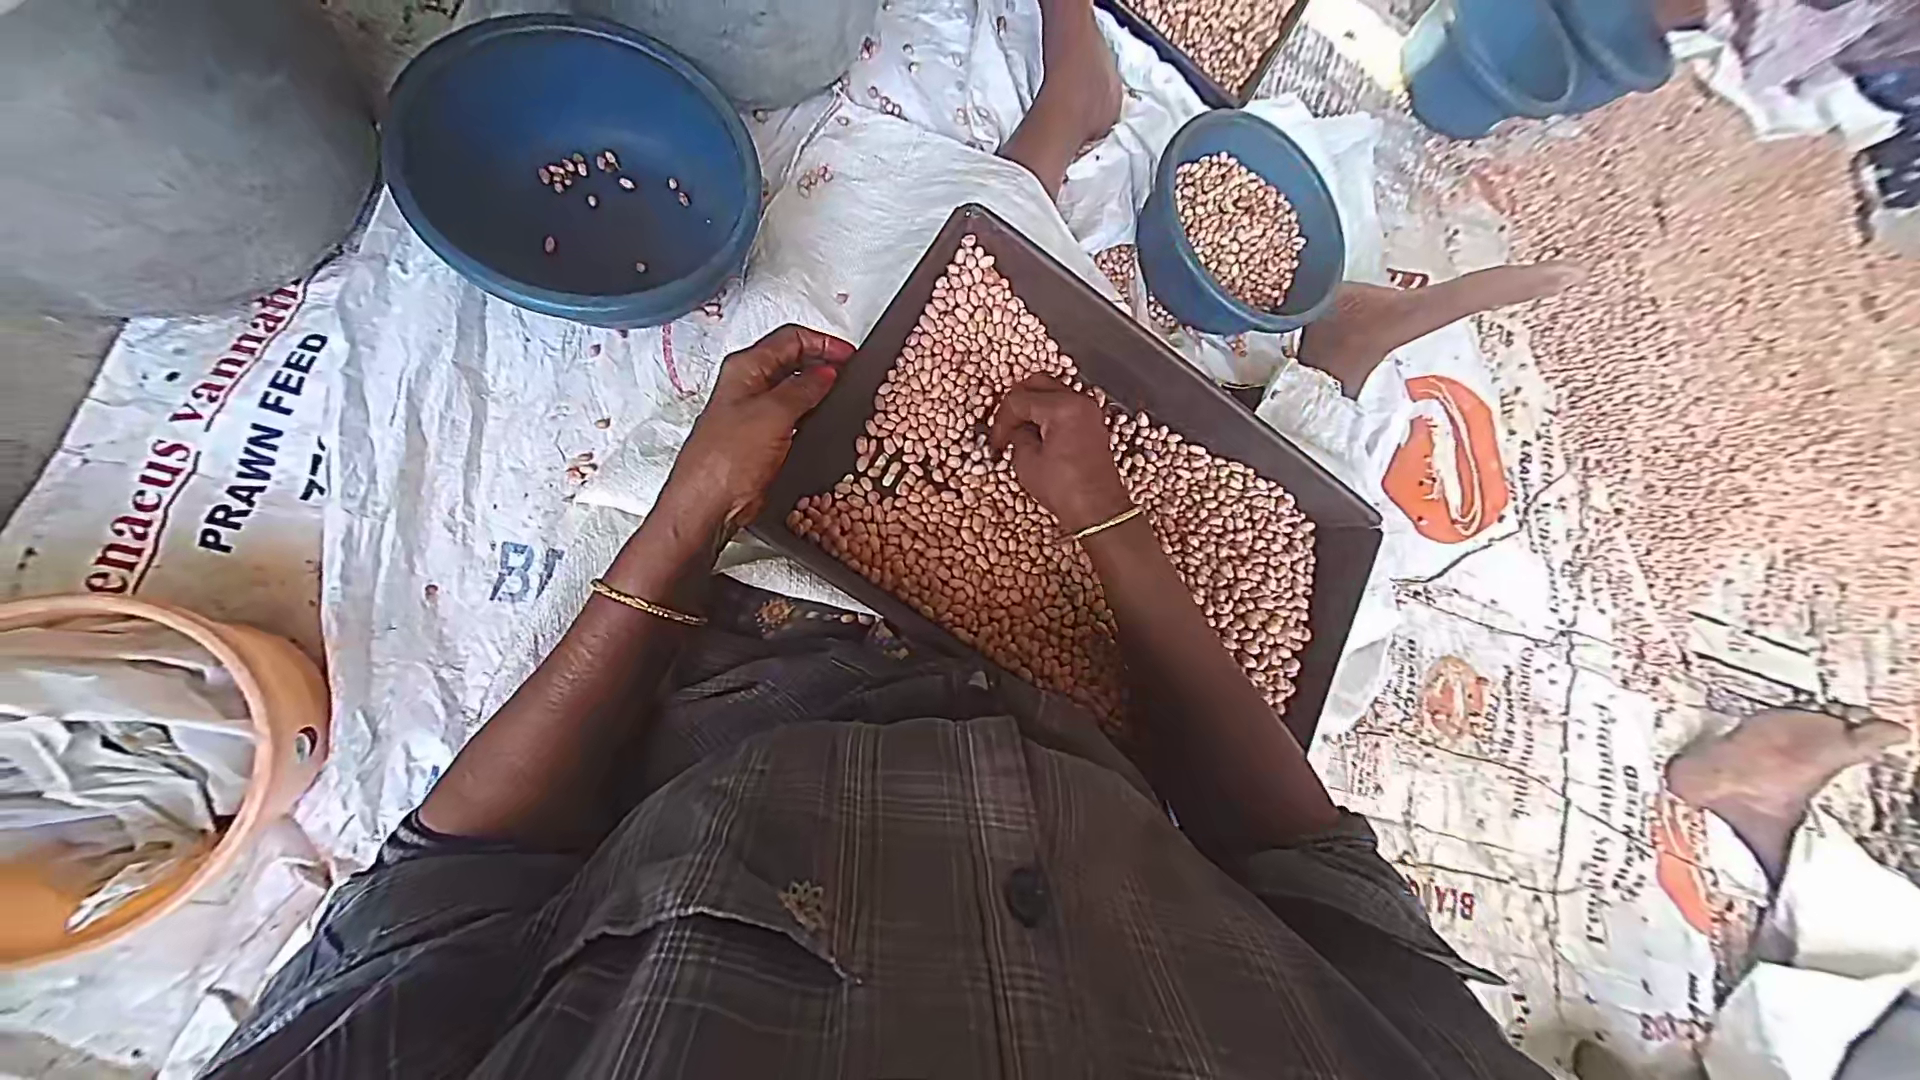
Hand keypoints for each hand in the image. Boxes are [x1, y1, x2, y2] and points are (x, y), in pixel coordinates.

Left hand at [656, 324, 853, 535]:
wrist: (710, 502)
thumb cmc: (726, 458)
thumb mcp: (773, 413)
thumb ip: (803, 389)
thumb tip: (826, 372)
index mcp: (746, 368)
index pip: (790, 339)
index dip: (823, 343)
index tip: (849, 356)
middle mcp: (749, 387)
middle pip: (793, 361)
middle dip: (823, 363)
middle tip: (851, 373)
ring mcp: (757, 413)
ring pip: (795, 390)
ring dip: (819, 391)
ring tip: (844, 396)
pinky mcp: (764, 439)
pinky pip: (794, 418)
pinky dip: (813, 415)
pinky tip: (826, 422)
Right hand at [988, 374, 1131, 532]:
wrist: (1098, 510)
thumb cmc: (1065, 489)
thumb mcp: (1026, 463)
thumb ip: (1017, 437)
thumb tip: (1016, 430)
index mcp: (1062, 408)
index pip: (1019, 399)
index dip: (1001, 420)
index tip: (996, 440)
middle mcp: (1079, 402)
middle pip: (1037, 384)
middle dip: (1016, 404)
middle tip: (1004, 427)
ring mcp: (1089, 412)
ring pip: (1052, 393)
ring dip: (1032, 407)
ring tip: (1019, 432)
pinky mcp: (1092, 425)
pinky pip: (1064, 407)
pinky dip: (1047, 414)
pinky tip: (1037, 435)